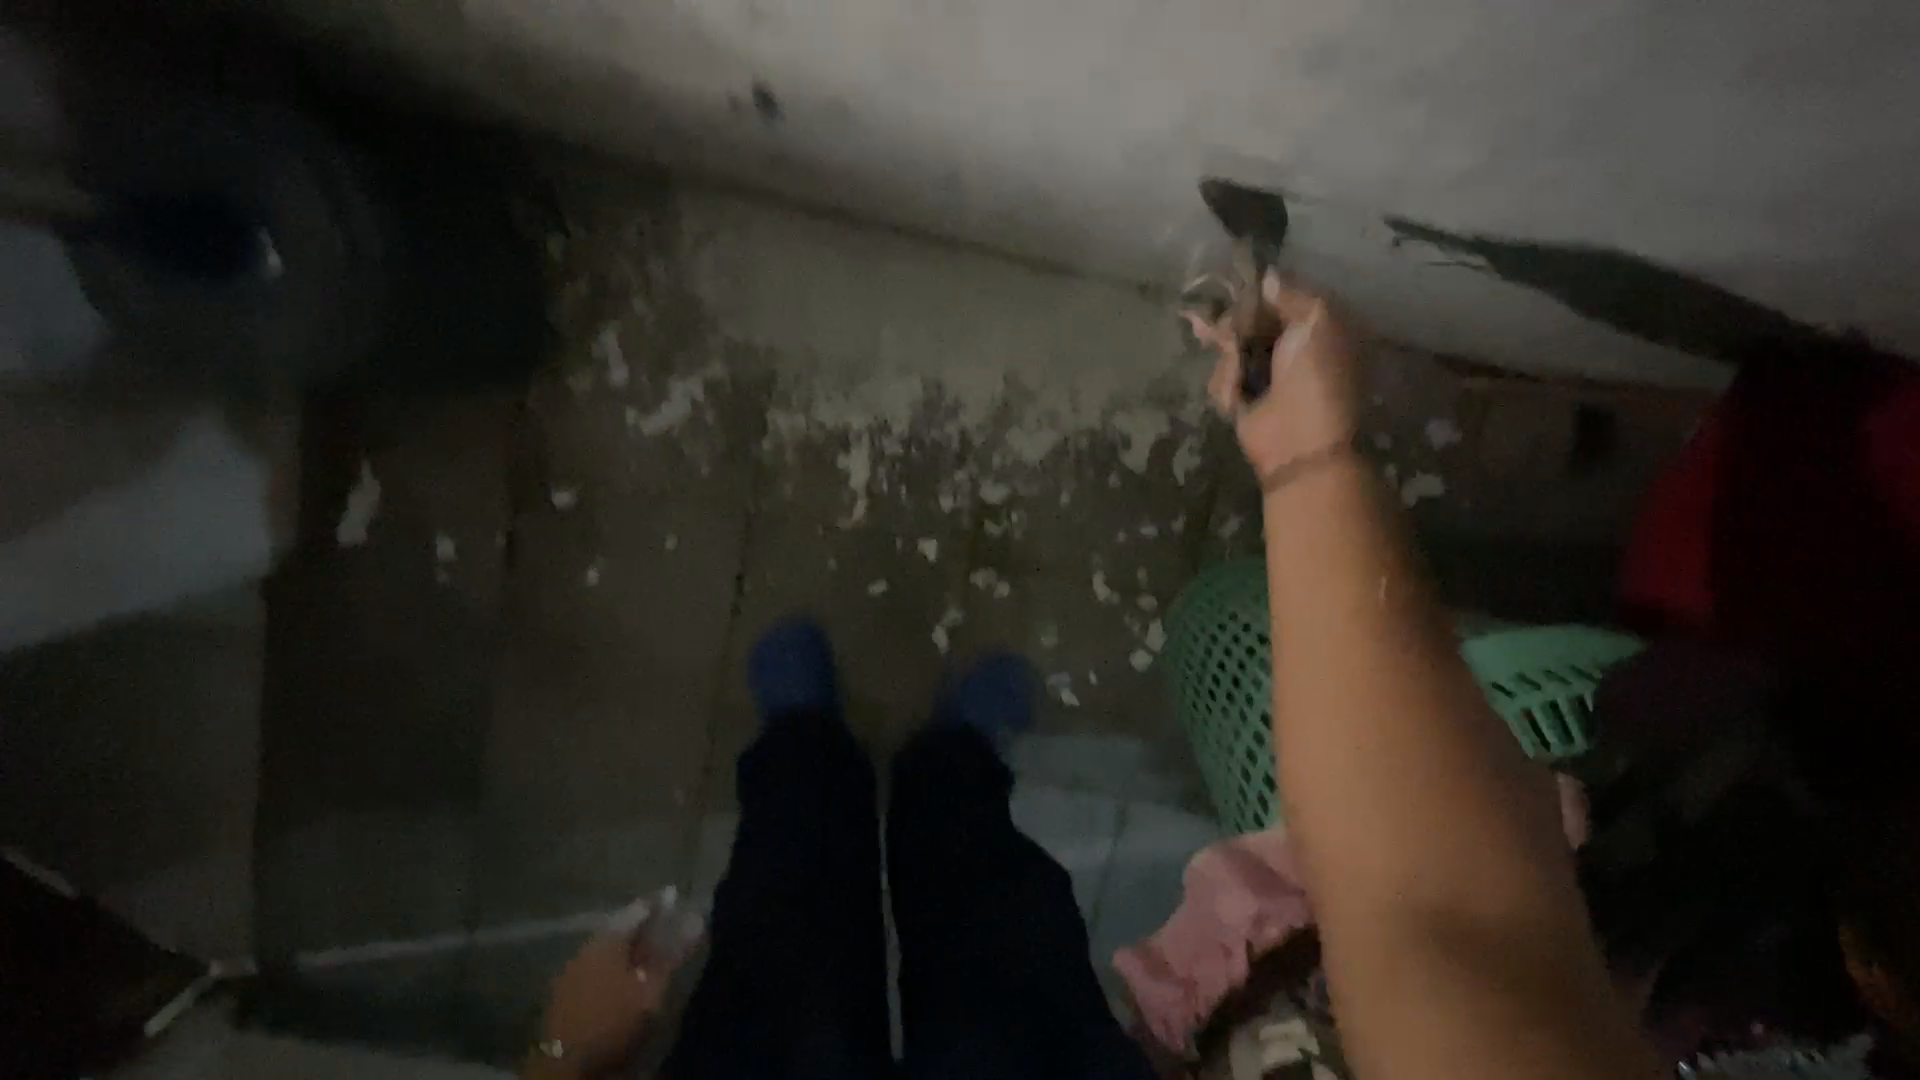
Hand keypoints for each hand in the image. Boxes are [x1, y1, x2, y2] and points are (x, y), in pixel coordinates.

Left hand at [534, 909, 699, 1077]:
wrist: (564, 1067)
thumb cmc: (614, 1020)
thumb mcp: (652, 990)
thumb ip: (674, 953)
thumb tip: (697, 919)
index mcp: (608, 938)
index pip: (639, 908)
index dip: (662, 904)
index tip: (681, 902)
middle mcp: (586, 946)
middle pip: (622, 927)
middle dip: (646, 928)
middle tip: (670, 931)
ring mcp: (571, 970)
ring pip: (608, 948)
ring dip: (629, 950)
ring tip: (651, 957)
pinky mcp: (564, 993)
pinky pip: (596, 967)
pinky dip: (615, 967)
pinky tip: (626, 979)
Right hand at [1188, 273, 1361, 479]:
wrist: (1298, 440)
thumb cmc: (1316, 377)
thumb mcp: (1316, 321)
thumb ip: (1292, 294)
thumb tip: (1268, 277)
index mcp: (1319, 327)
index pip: (1282, 298)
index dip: (1258, 293)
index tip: (1236, 285)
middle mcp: (1292, 347)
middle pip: (1250, 321)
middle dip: (1232, 325)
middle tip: (1219, 330)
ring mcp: (1265, 373)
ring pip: (1230, 348)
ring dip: (1230, 361)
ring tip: (1238, 378)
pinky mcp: (1242, 397)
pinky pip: (1222, 377)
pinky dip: (1226, 386)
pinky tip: (1237, 399)